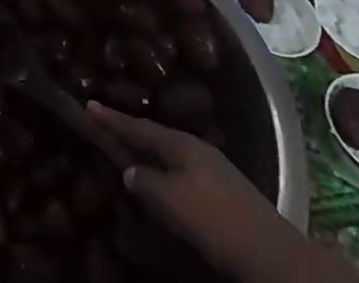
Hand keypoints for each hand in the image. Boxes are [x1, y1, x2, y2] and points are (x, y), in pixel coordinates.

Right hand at [88, 102, 358, 282]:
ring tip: (126, 150)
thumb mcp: (171, 201)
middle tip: (104, 123)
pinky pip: (179, 171)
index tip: (89, 104)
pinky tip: (158, 180)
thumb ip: (146, 182)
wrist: (270, 254)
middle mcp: (197, 149)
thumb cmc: (215, 221)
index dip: (113, 119)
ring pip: (169, 154)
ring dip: (146, 151)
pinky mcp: (219, 191)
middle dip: (129, 130)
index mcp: (183, 144)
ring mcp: (211, 169)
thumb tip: (129, 170)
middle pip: (155, 136)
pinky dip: (161, 170)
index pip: (140, 127)